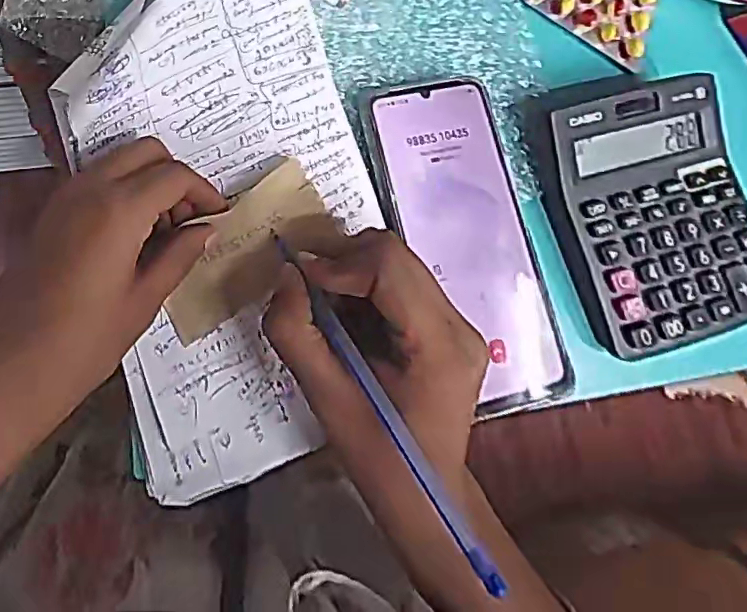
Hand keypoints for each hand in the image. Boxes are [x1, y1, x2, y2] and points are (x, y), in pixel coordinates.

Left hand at [0, 138, 224, 428]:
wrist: (8, 365)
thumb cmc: (78, 343)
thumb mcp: (142, 300)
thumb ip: (178, 255)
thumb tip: (203, 231)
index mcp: (117, 208)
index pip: (174, 175)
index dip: (204, 191)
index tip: (217, 214)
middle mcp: (89, 188)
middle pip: (146, 151)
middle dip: (175, 176)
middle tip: (190, 218)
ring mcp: (65, 196)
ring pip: (119, 160)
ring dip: (147, 179)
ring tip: (163, 231)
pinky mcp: (52, 211)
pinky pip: (96, 180)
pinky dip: (122, 189)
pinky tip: (132, 234)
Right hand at [264, 228, 487, 464]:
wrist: (424, 493)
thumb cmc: (378, 455)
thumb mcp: (325, 396)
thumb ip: (295, 331)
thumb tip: (287, 274)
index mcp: (441, 345)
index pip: (386, 266)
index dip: (335, 264)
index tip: (299, 282)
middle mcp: (459, 324)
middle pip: (392, 253)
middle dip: (340, 262)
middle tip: (307, 291)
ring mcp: (458, 323)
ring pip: (393, 260)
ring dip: (350, 271)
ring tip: (326, 307)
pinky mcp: (447, 325)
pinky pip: (397, 279)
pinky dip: (362, 284)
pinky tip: (347, 318)